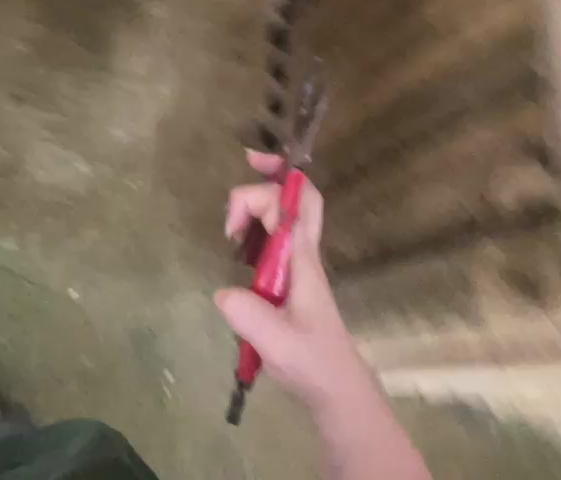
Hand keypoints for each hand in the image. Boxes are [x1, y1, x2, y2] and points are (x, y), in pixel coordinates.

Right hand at [215, 151, 380, 410]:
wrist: (338, 392)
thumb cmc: (313, 363)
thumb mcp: (276, 341)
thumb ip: (246, 312)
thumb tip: (223, 291)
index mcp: (302, 259)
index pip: (296, 201)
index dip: (277, 176)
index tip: (248, 168)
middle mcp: (301, 253)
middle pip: (287, 199)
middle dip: (256, 188)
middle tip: (229, 220)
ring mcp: (296, 265)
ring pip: (279, 216)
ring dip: (251, 212)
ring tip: (230, 236)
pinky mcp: (287, 279)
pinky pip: (271, 238)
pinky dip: (251, 232)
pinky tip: (236, 254)